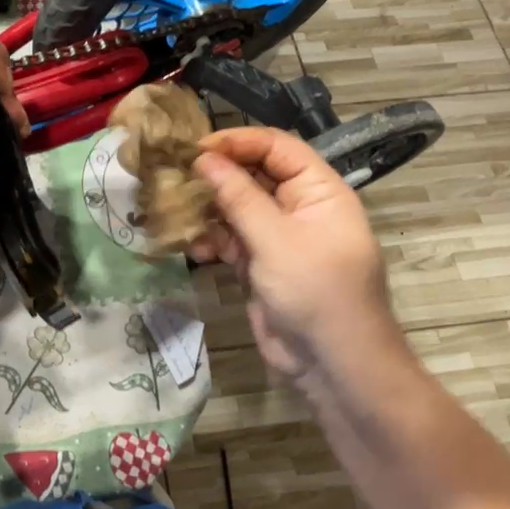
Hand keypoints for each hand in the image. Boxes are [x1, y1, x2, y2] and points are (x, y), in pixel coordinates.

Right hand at [193, 126, 395, 380]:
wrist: (334, 366)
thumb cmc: (316, 292)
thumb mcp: (275, 240)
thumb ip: (237, 196)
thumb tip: (203, 157)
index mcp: (319, 191)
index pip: (277, 148)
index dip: (238, 142)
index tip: (196, 146)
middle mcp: (300, 207)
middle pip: (254, 174)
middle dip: (216, 174)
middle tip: (175, 174)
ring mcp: (280, 237)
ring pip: (237, 207)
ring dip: (208, 209)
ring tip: (176, 211)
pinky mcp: (261, 264)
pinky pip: (231, 239)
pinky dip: (211, 240)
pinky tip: (192, 248)